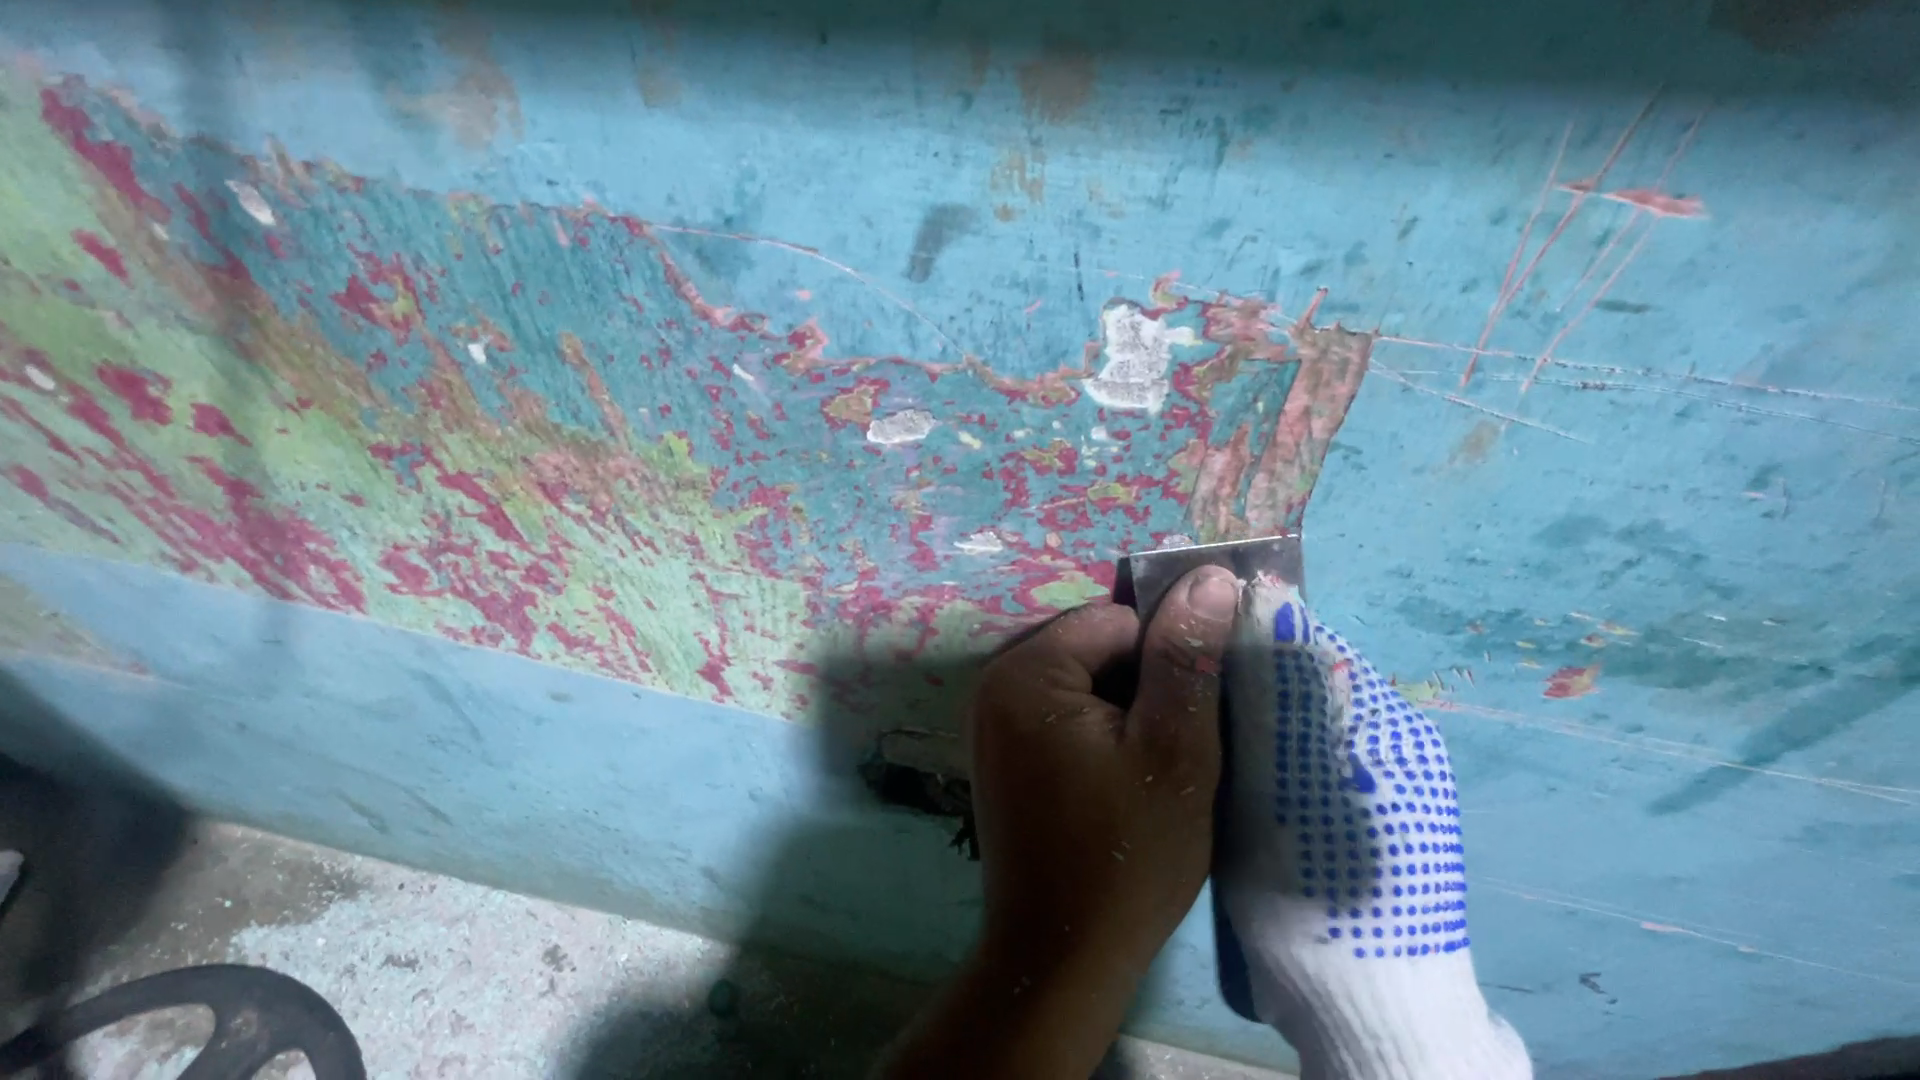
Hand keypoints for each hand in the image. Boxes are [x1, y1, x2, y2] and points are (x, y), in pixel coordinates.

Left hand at [969, 564, 1240, 973]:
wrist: (1061, 955)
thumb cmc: (1126, 854)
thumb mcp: (1174, 749)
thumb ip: (1186, 657)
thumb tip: (1209, 577)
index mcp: (1025, 672)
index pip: (1116, 621)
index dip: (1162, 663)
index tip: (1184, 721)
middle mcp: (993, 684)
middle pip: (1094, 648)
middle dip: (1141, 687)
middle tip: (1167, 754)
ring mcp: (990, 723)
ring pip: (1082, 683)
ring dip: (1123, 715)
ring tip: (1145, 774)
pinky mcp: (1000, 755)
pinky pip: (1059, 715)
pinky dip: (1096, 736)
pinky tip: (1116, 786)